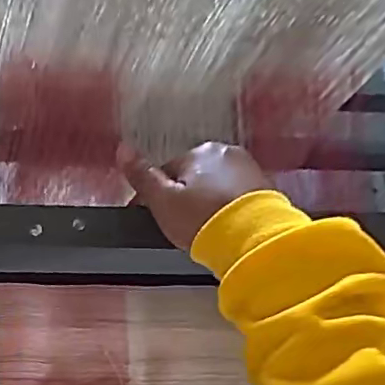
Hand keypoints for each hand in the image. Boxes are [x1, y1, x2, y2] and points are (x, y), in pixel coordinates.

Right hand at [118, 142, 272, 250]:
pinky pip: (232, 194)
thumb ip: (141, 175)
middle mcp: (225, 152)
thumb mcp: (161, 200)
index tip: (149, 217)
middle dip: (181, 197)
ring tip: (198, 227)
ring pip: (213, 184)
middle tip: (175, 225)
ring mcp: (247, 168)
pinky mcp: (262, 186)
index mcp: (198, 153)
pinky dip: (222, 206)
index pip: (165, 172)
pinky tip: (218, 223)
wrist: (248, 235)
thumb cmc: (199, 218)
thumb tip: (122, 149)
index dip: (153, 196)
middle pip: (191, 176)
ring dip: (203, 201)